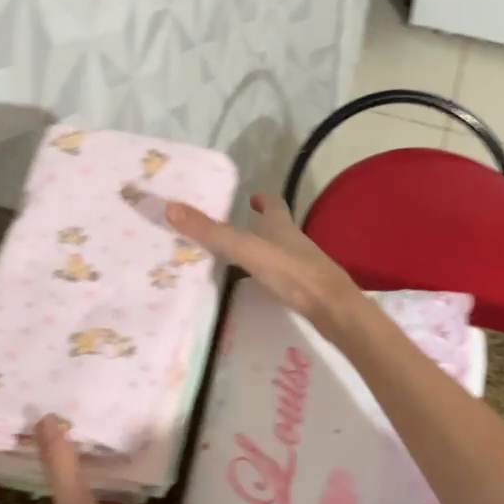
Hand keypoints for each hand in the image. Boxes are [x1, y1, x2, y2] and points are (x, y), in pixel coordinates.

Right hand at [166, 193, 362, 335]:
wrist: (332, 307)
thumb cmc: (291, 272)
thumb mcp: (246, 249)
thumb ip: (212, 232)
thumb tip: (171, 207)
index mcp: (281, 225)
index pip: (273, 203)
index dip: (262, 198)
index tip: (251, 196)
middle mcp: (294, 240)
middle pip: (277, 227)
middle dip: (260, 225)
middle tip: (238, 227)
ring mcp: (304, 265)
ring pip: (281, 251)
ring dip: (264, 251)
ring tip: (242, 258)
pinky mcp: (307, 289)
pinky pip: (286, 276)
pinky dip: (272, 276)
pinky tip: (262, 287)